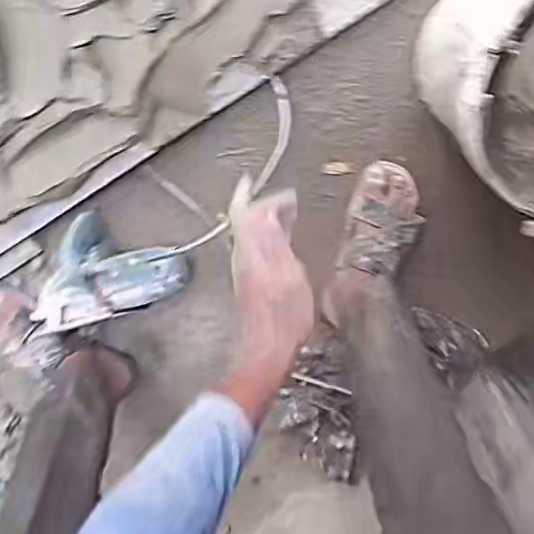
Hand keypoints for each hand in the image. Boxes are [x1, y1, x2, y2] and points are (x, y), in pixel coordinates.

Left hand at [218, 183, 314, 421]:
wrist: (265, 352)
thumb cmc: (283, 320)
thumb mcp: (291, 277)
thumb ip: (278, 244)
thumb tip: (270, 215)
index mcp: (251, 252)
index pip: (243, 212)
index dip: (247, 193)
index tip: (257, 181)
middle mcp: (243, 257)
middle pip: (244, 220)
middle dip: (261, 204)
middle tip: (282, 200)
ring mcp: (244, 269)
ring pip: (250, 233)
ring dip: (266, 220)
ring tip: (286, 215)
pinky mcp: (249, 280)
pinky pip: (256, 246)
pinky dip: (269, 236)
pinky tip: (283, 241)